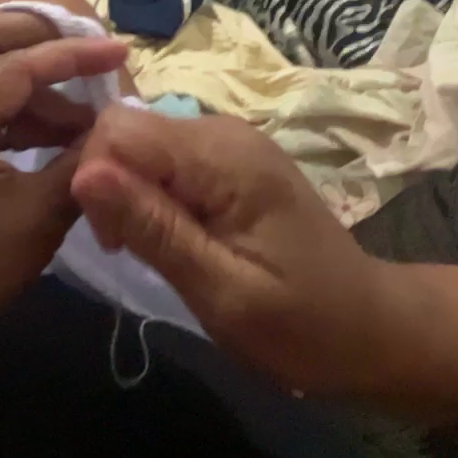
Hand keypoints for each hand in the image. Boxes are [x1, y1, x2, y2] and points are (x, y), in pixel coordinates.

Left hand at [0, 11, 128, 355]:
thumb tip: (117, 122)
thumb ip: (79, 159)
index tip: (119, 51)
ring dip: (32, 75)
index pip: (16, 66)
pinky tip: (54, 124)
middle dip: (43, 40)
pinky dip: (12, 98)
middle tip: (94, 52)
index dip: (73, 56)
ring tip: (85, 105)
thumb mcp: (39, 215)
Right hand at [71, 106, 429, 397]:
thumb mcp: (221, 291)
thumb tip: (84, 174)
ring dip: (128, 192)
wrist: (373, 329)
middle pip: (126, 129)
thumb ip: (153, 228)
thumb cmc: (302, 324)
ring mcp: (224, 140)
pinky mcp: (224, 157)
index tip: (114, 242)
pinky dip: (149, 192)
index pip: (118, 129)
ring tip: (155, 248)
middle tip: (131, 250)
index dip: (96, 177)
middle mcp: (220, 130)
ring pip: (138, 142)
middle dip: (110, 186)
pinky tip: (171, 233)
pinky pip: (161, 156)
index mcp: (222, 156)